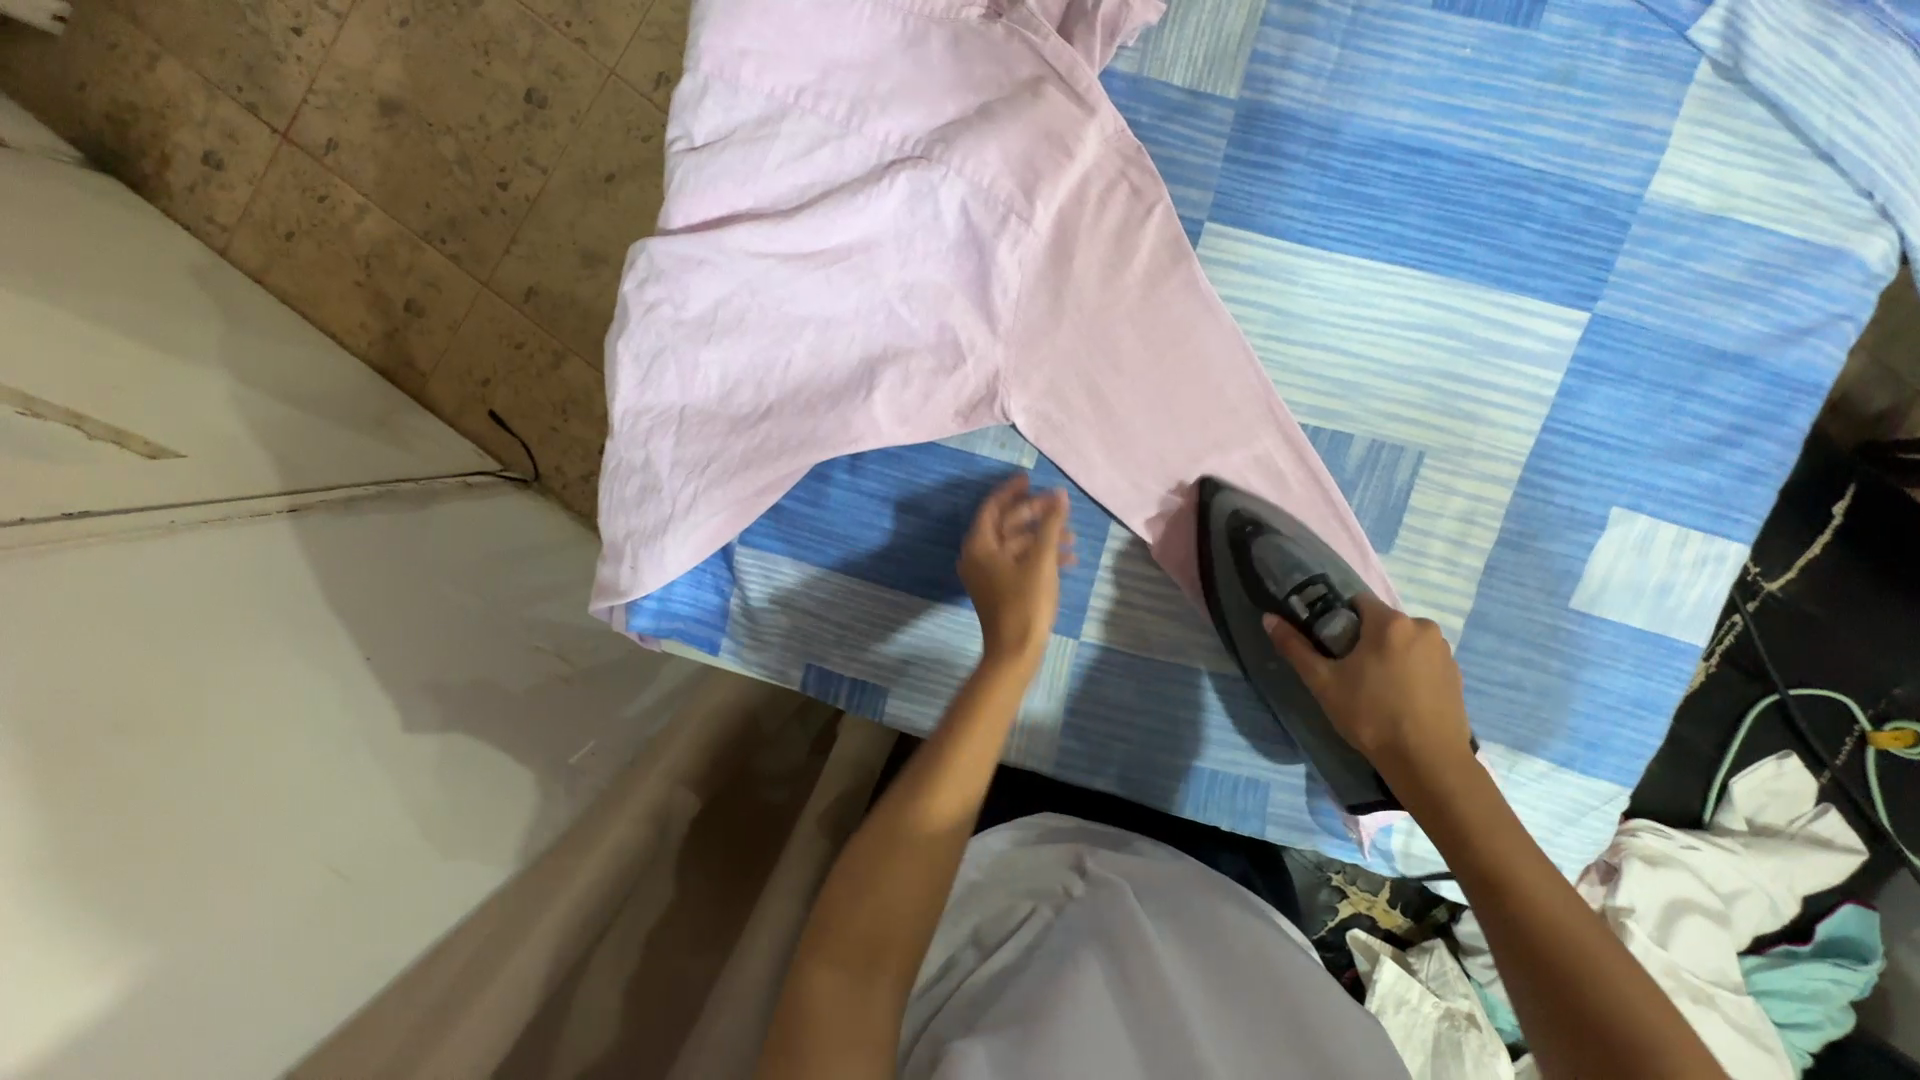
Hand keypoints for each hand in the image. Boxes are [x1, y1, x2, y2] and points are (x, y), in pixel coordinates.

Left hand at [958, 475, 1075, 669]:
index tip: (1032, 478)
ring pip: (1016, 544)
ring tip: (1072, 537)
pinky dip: (1040, 556)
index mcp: (979, 545)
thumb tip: (1059, 495)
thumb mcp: (1042, 560)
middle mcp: (978, 556)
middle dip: (1035, 515)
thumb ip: (1050, 525)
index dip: (1013, 490)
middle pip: (1006, 524)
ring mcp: (988, 574)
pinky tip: (1068, 560)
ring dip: (1043, 537)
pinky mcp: (1000, 588)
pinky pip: (1019, 562)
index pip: (993, 506)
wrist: (1015, 651)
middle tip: (1061, 508)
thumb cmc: (1026, 602)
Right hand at [1264, 593, 1473, 786]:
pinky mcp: (1457, 674)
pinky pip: (1423, 661)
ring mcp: (1444, 652)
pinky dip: (1410, 671)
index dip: (1339, 620)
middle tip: (1350, 673)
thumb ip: (1295, 648)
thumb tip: (1268, 618)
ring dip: (1389, 655)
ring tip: (1377, 690)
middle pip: (1383, 623)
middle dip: (1365, 640)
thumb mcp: (1323, 683)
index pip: (1357, 602)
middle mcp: (1423, 628)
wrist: (1427, 761)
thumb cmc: (1370, 716)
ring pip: (1404, 642)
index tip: (1332, 648)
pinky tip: (1400, 700)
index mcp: (1390, 623)